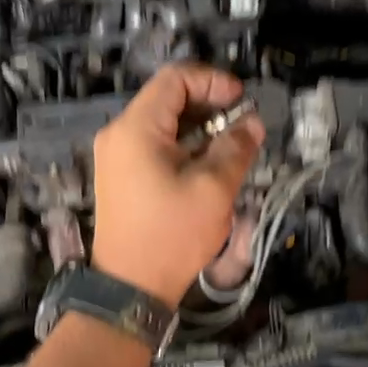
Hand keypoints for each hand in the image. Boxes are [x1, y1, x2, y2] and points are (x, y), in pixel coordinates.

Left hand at [92, 64, 263, 304]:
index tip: (241, 100)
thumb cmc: (171, 235)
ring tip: (231, 150)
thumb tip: (251, 124)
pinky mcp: (121, 179)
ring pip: (163, 126)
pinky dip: (184, 149)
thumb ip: (235, 148)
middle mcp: (119, 135)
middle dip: (209, 107)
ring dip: (199, 130)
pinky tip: (208, 169)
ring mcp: (116, 158)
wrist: (130, 287)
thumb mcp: (214, 189)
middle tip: (241, 127)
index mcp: (136, 128)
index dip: (212, 81)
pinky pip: (154, 148)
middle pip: (167, 100)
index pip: (174, 79)